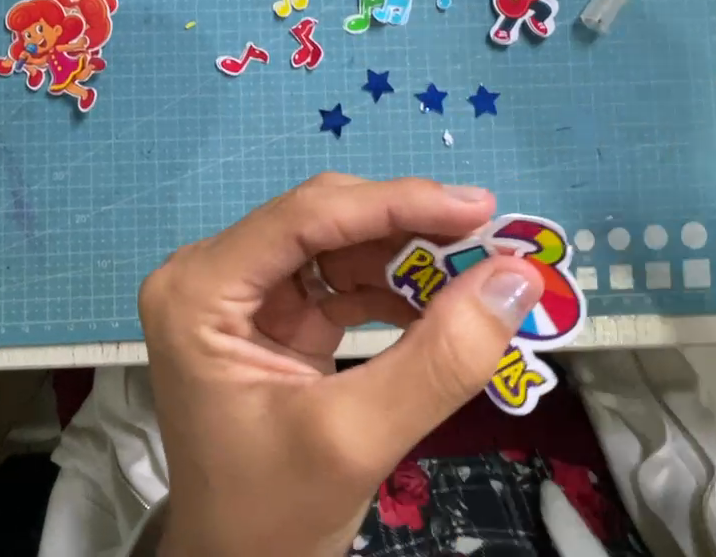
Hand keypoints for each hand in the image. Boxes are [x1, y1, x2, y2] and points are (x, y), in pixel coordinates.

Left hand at [139, 174, 542, 556]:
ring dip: (406, 255)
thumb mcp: (356, 439)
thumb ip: (438, 360)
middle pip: (321, 220)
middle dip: (405, 226)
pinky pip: (339, 280)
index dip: (395, 202)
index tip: (478, 205)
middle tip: (486, 236)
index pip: (306, 218)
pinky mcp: (271, 313)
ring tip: (475, 271)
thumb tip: (514, 278)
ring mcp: (241, 291)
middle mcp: (212, 273)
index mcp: (201, 290)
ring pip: (337, 243)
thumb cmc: (272, 513)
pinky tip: (440, 303)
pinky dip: (392, 288)